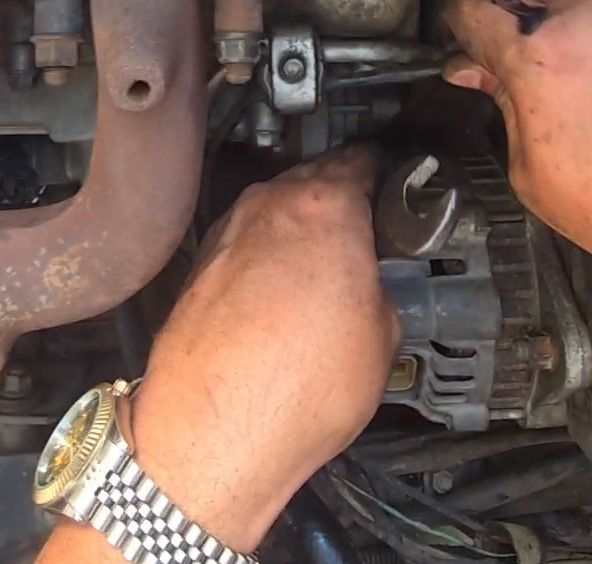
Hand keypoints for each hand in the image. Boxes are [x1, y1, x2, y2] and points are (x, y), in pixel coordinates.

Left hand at [125, 147, 399, 553]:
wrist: (212, 431)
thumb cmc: (294, 387)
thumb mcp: (382, 334)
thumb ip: (377, 283)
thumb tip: (369, 280)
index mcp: (325, 205)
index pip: (362, 160)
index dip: (383, 169)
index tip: (390, 179)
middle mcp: (272, 203)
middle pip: (316, 178)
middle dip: (340, 197)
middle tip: (362, 228)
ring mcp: (230, 228)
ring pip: (278, 207)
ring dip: (300, 226)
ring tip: (322, 269)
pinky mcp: (202, 260)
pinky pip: (248, 238)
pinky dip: (267, 251)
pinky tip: (281, 291)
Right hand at [442, 0, 591, 288]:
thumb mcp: (538, 174)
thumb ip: (503, 106)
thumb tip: (482, 73)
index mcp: (541, 52)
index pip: (472, 0)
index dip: (457, 18)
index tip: (461, 28)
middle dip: (517, 32)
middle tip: (524, 78)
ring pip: (579, 0)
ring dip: (569, 32)